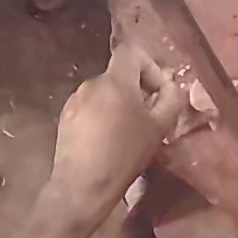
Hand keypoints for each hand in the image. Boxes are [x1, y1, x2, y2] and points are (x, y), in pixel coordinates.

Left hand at [39, 43, 186, 224]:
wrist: (82, 185)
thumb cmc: (125, 155)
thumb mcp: (158, 128)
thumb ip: (171, 100)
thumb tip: (171, 87)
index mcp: (115, 81)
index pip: (133, 52)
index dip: (151, 67)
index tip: (158, 93)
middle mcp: (91, 84)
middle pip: (120, 75)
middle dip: (138, 90)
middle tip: (150, 116)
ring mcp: (74, 100)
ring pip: (105, 93)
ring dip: (120, 104)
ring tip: (129, 132)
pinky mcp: (65, 118)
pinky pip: (91, 107)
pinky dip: (103, 116)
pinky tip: (108, 141)